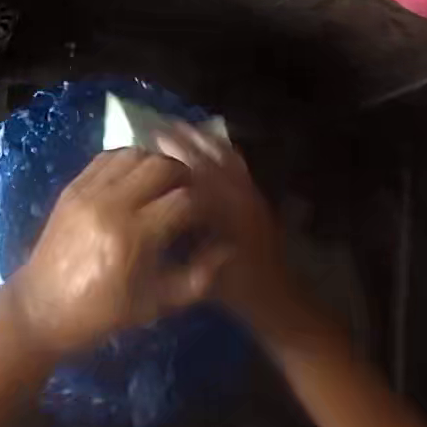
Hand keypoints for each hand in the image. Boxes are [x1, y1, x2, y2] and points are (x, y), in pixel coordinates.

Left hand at [1, 148, 226, 356]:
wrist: (43, 306)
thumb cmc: (103, 313)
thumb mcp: (156, 304)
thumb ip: (198, 277)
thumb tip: (228, 247)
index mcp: (133, 237)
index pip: (183, 201)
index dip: (205, 205)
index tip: (211, 214)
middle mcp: (110, 205)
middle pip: (161, 167)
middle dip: (184, 176)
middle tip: (191, 192)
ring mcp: (88, 191)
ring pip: (135, 154)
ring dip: (157, 164)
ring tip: (165, 183)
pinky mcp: (73, 186)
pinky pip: (108, 156)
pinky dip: (129, 160)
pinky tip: (137, 178)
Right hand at [156, 123, 294, 326]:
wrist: (277, 299)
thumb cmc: (234, 289)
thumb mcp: (200, 266)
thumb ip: (182, 233)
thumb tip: (158, 203)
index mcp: (225, 210)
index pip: (193, 172)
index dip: (170, 155)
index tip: (149, 142)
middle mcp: (240, 194)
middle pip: (209, 156)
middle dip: (183, 140)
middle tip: (158, 128)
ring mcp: (251, 192)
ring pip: (224, 154)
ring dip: (201, 139)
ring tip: (178, 127)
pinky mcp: (256, 195)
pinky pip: (236, 162)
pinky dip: (219, 147)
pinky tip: (206, 141)